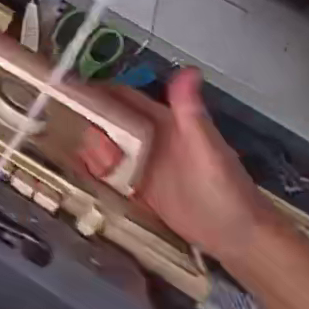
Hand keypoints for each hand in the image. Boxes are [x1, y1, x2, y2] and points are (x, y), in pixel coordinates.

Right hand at [80, 67, 280, 264]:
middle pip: (107, 122)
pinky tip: (90, 177)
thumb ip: (191, 112)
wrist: (238, 238)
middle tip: (94, 148)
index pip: (122, 98)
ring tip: (102, 170)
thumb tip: (187, 70)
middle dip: (92, 128)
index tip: (70, 91)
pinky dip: (95, 172)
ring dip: (94, 152)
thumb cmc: (225, 190)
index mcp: (163, 121)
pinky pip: (108, 173)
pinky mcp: (138, 188)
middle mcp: (148, 138)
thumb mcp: (206, 148)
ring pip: (105, 147)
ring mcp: (142, 164)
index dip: (97, 91)